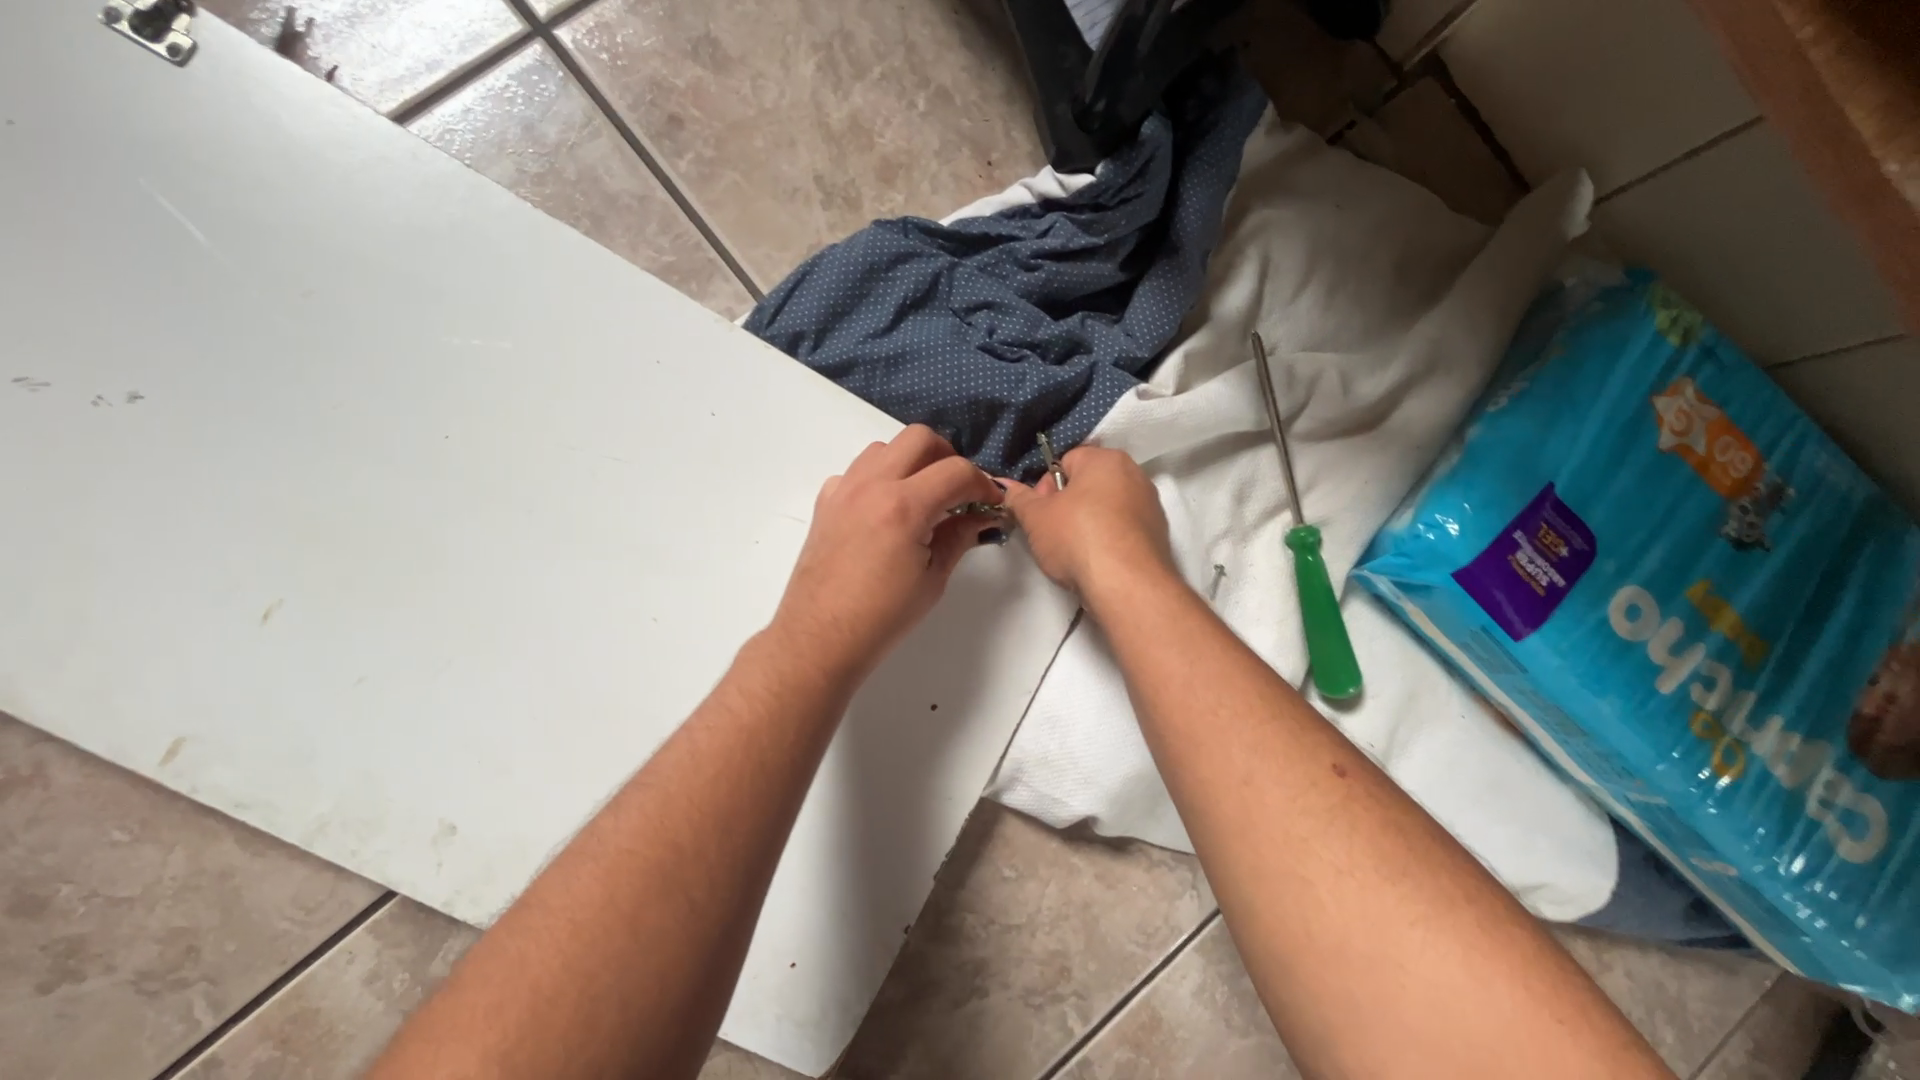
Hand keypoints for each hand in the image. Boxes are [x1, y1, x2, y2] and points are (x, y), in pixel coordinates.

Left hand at [769, 425, 1004, 683]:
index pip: (957, 472)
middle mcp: (872, 485)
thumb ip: (959, 538)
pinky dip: (880, 478)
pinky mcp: (826, 502)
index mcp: (904, 506)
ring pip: (886, 448)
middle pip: (920, 438)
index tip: (992, 503)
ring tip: (925, 497)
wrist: (820, 638)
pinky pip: (858, 471)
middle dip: (948, 458)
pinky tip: (887, 511)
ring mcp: (844, 490)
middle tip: (960, 491)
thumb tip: (981, 517)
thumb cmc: (881, 618)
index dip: (983, 485)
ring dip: (912, 462)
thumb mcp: (932, 579)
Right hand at [999, 446, 1174, 598]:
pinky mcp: (1158, 534)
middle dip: (1067, 504)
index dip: (1046, 486)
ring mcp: (1150, 505)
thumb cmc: (1077, 538)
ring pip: (1107, 507)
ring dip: (1088, 522)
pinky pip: (1123, 529)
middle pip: (1089, 483)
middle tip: (1051, 531)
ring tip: (1074, 551)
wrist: (1127, 585)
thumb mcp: (1035, 518)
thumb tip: (1007, 487)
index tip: (1039, 513)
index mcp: (1106, 459)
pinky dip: (1109, 539)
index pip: (1066, 461)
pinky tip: (1097, 561)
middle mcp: (1134, 473)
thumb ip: (1018, 498)